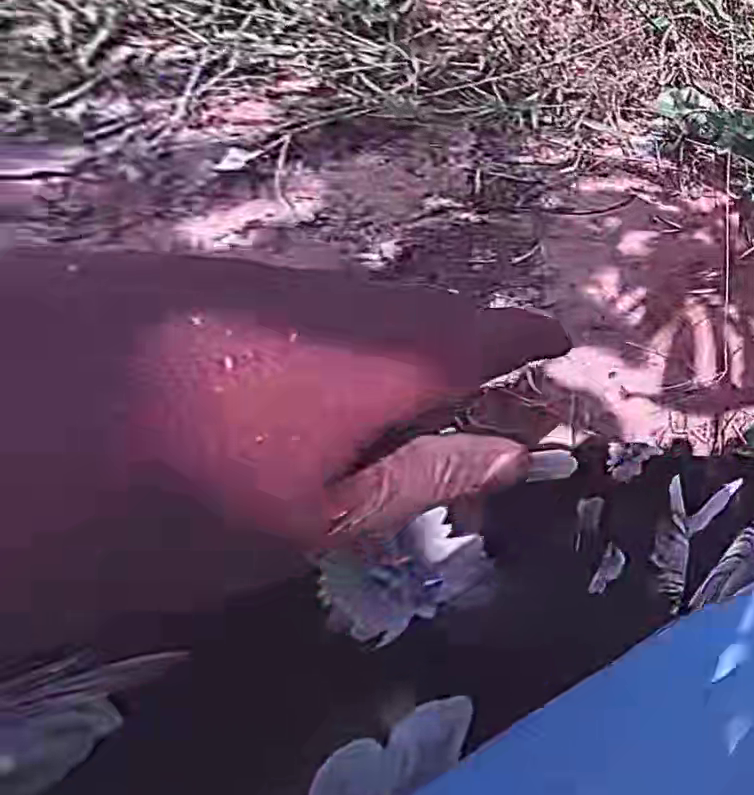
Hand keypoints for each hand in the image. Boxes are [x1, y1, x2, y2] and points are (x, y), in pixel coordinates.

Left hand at [0, 249, 570, 658]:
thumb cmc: (152, 505)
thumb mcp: (309, 520)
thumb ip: (427, 479)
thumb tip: (517, 456)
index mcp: (392, 360)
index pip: (497, 333)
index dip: (536, 337)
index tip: (559, 345)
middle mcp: (343, 304)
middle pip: (438, 311)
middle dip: (474, 336)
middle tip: (491, 367)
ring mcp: (262, 281)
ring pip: (369, 300)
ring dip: (403, 330)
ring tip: (402, 371)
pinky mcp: (184, 274)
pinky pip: (298, 296)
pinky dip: (331, 325)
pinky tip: (294, 362)